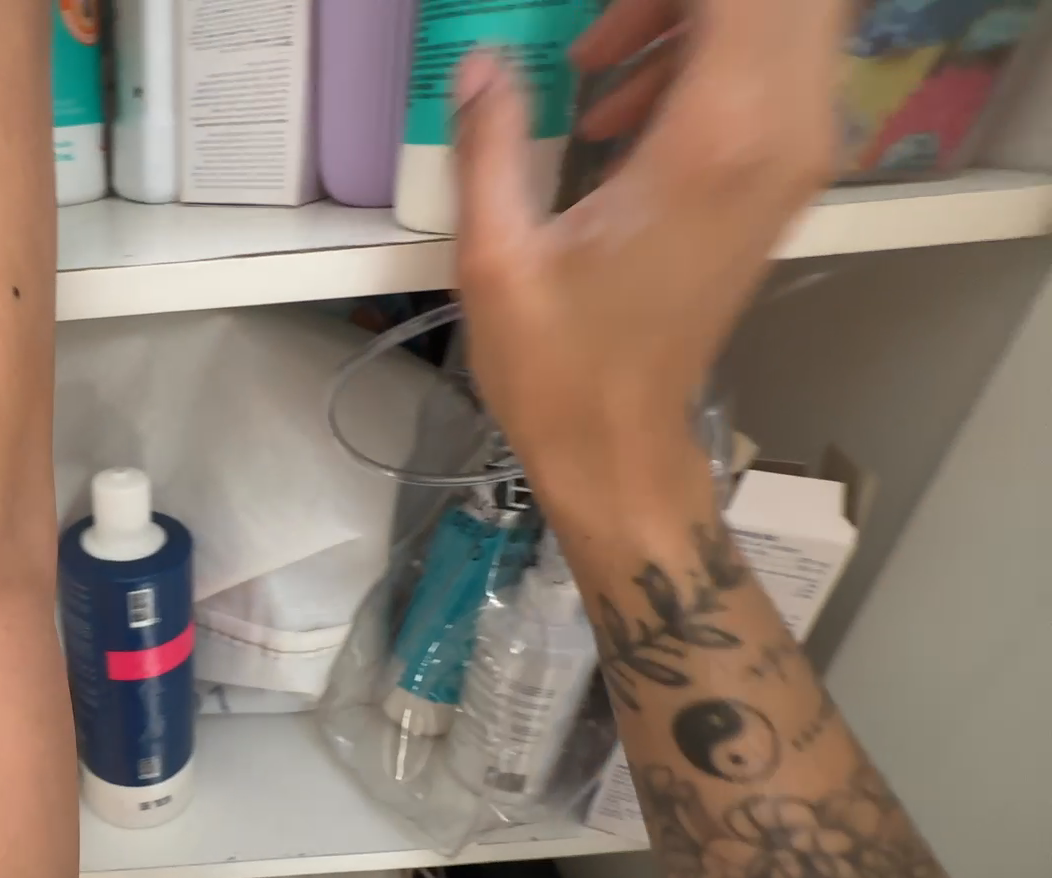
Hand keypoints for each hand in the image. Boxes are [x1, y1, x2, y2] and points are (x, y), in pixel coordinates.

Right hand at [453, 0, 846, 509]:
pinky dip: (705, 59)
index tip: (584, 20)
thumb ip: (488, 148)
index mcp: (711, 141)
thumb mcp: (494, 259)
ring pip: (783, 18)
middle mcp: (782, 130)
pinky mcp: (781, 180)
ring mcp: (794, 156)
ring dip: (690, 17)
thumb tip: (480, 69)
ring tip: (596, 67)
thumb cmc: (552, 366)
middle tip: (589, 36)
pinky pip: (773, 69)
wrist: (615, 438)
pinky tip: (620, 119)